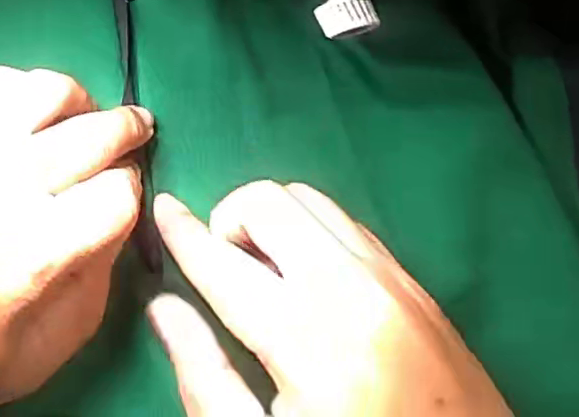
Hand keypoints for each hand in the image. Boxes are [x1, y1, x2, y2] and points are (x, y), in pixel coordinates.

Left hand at [0, 65, 153, 415]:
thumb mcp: (31, 357)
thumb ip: (93, 289)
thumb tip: (117, 222)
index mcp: (33, 252)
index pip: (118, 194)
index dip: (133, 192)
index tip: (125, 194)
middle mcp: (7, 184)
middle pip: (97, 132)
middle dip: (130, 131)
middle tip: (138, 131)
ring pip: (53, 90)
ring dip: (84, 101)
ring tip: (87, 118)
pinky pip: (5, 80)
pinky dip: (34, 89)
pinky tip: (35, 113)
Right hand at [148, 182, 510, 416]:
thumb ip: (206, 378)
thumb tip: (162, 307)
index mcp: (311, 340)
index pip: (224, 263)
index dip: (182, 234)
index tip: (160, 208)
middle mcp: (354, 288)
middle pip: (267, 203)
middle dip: (227, 219)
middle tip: (221, 267)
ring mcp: (393, 280)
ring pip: (308, 199)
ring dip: (270, 218)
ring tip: (263, 269)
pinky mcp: (419, 286)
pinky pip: (346, 220)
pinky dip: (310, 228)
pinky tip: (307, 275)